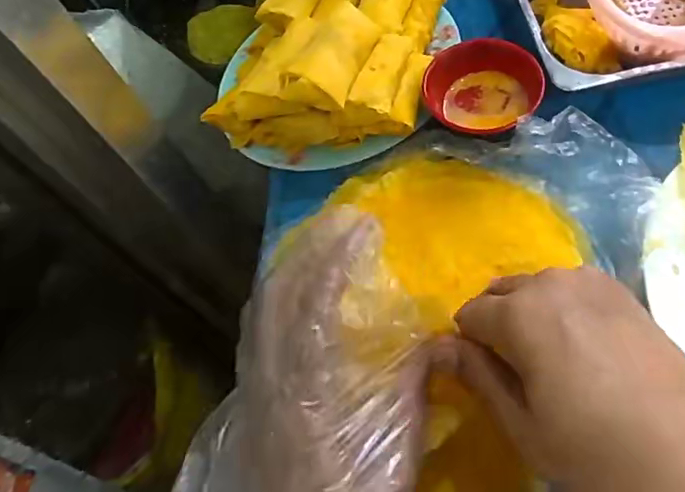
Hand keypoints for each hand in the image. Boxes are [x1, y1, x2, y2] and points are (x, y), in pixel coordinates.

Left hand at [183, 208, 429, 491]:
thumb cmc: (355, 488)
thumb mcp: (395, 439)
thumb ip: (411, 379)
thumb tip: (434, 332)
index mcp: (306, 382)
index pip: (314, 300)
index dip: (337, 255)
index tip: (364, 224)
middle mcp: (270, 376)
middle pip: (277, 294)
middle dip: (310, 247)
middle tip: (343, 218)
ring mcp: (253, 387)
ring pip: (261, 308)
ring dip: (290, 266)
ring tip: (321, 241)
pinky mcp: (249, 399)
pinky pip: (256, 328)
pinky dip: (277, 295)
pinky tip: (295, 292)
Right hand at [441, 267, 684, 491]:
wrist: (684, 434)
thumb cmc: (594, 443)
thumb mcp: (526, 425)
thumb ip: (480, 378)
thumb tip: (441, 348)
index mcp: (522, 312)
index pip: (471, 314)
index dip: (466, 344)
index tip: (475, 375)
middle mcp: (551, 279)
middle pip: (503, 290)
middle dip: (495, 321)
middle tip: (511, 371)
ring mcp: (588, 276)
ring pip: (537, 284)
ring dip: (528, 310)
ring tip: (548, 360)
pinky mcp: (616, 283)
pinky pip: (569, 285)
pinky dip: (560, 305)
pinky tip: (580, 345)